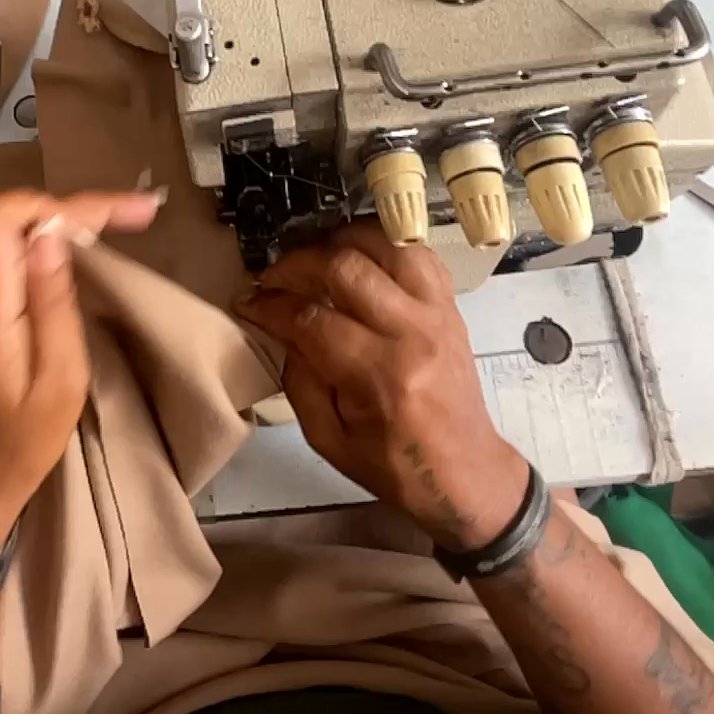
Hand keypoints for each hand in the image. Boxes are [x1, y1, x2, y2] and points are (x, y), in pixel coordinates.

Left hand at [0, 189, 161, 544]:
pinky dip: (51, 239)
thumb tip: (50, 233)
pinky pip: (10, 249)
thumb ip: (51, 301)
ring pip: (10, 225)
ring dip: (67, 218)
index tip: (117, 217)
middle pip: (8, 213)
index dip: (58, 204)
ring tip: (126, 221)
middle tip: (138, 213)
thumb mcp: (57, 378)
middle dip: (74, 205)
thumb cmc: (22, 438)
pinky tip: (89, 246)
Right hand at [236, 221, 529, 550]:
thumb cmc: (393, 463)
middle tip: (273, 277)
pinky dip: (381, 244)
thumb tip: (280, 327)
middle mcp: (412, 334)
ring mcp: (436, 313)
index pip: (311, 318)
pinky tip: (357, 256)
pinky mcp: (449, 305)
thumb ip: (297, 380)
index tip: (248, 302)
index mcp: (380, 376)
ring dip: (339, 241)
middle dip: (296, 264)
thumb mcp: (327, 438)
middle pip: (344, 268)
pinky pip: (416, 252)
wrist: (465, 472)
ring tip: (313, 258)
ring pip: (384, 244)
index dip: (270, 305)